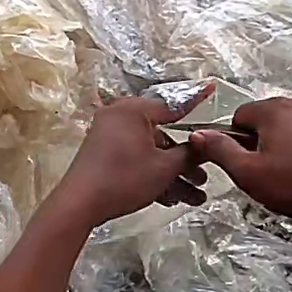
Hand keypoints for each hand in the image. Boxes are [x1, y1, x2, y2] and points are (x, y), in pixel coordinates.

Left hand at [47, 94, 209, 226]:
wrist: (79, 204)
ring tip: (195, 197)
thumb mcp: (164, 167)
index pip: (174, 105)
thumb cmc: (124, 179)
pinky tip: (171, 199)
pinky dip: (152, 176)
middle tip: (205, 176)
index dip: (197, 101)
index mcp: (134, 111)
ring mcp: (109, 137)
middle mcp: (120, 117)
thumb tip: (205, 144)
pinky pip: (135, 160)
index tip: (212, 87)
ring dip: (172, 175)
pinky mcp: (103, 156)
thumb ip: (189, 153)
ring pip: (151, 153)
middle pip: (163, 136)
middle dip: (186, 161)